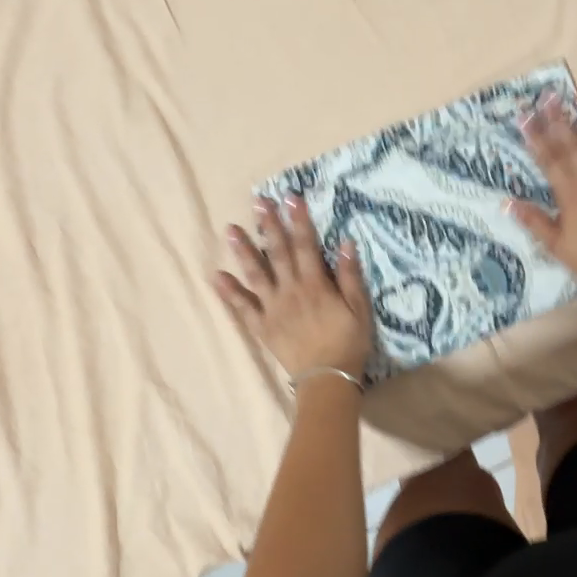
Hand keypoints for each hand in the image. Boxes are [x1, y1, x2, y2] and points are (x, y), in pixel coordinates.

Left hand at [214, 195, 373, 378]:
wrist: (327, 379)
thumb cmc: (349, 343)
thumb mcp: (359, 309)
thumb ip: (351, 276)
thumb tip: (345, 242)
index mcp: (315, 284)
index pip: (306, 245)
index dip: (299, 220)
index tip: (290, 198)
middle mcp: (290, 291)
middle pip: (277, 252)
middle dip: (269, 225)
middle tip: (258, 201)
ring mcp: (272, 308)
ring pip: (255, 274)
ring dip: (243, 251)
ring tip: (231, 230)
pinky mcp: (262, 327)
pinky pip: (242, 308)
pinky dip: (229, 293)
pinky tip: (217, 277)